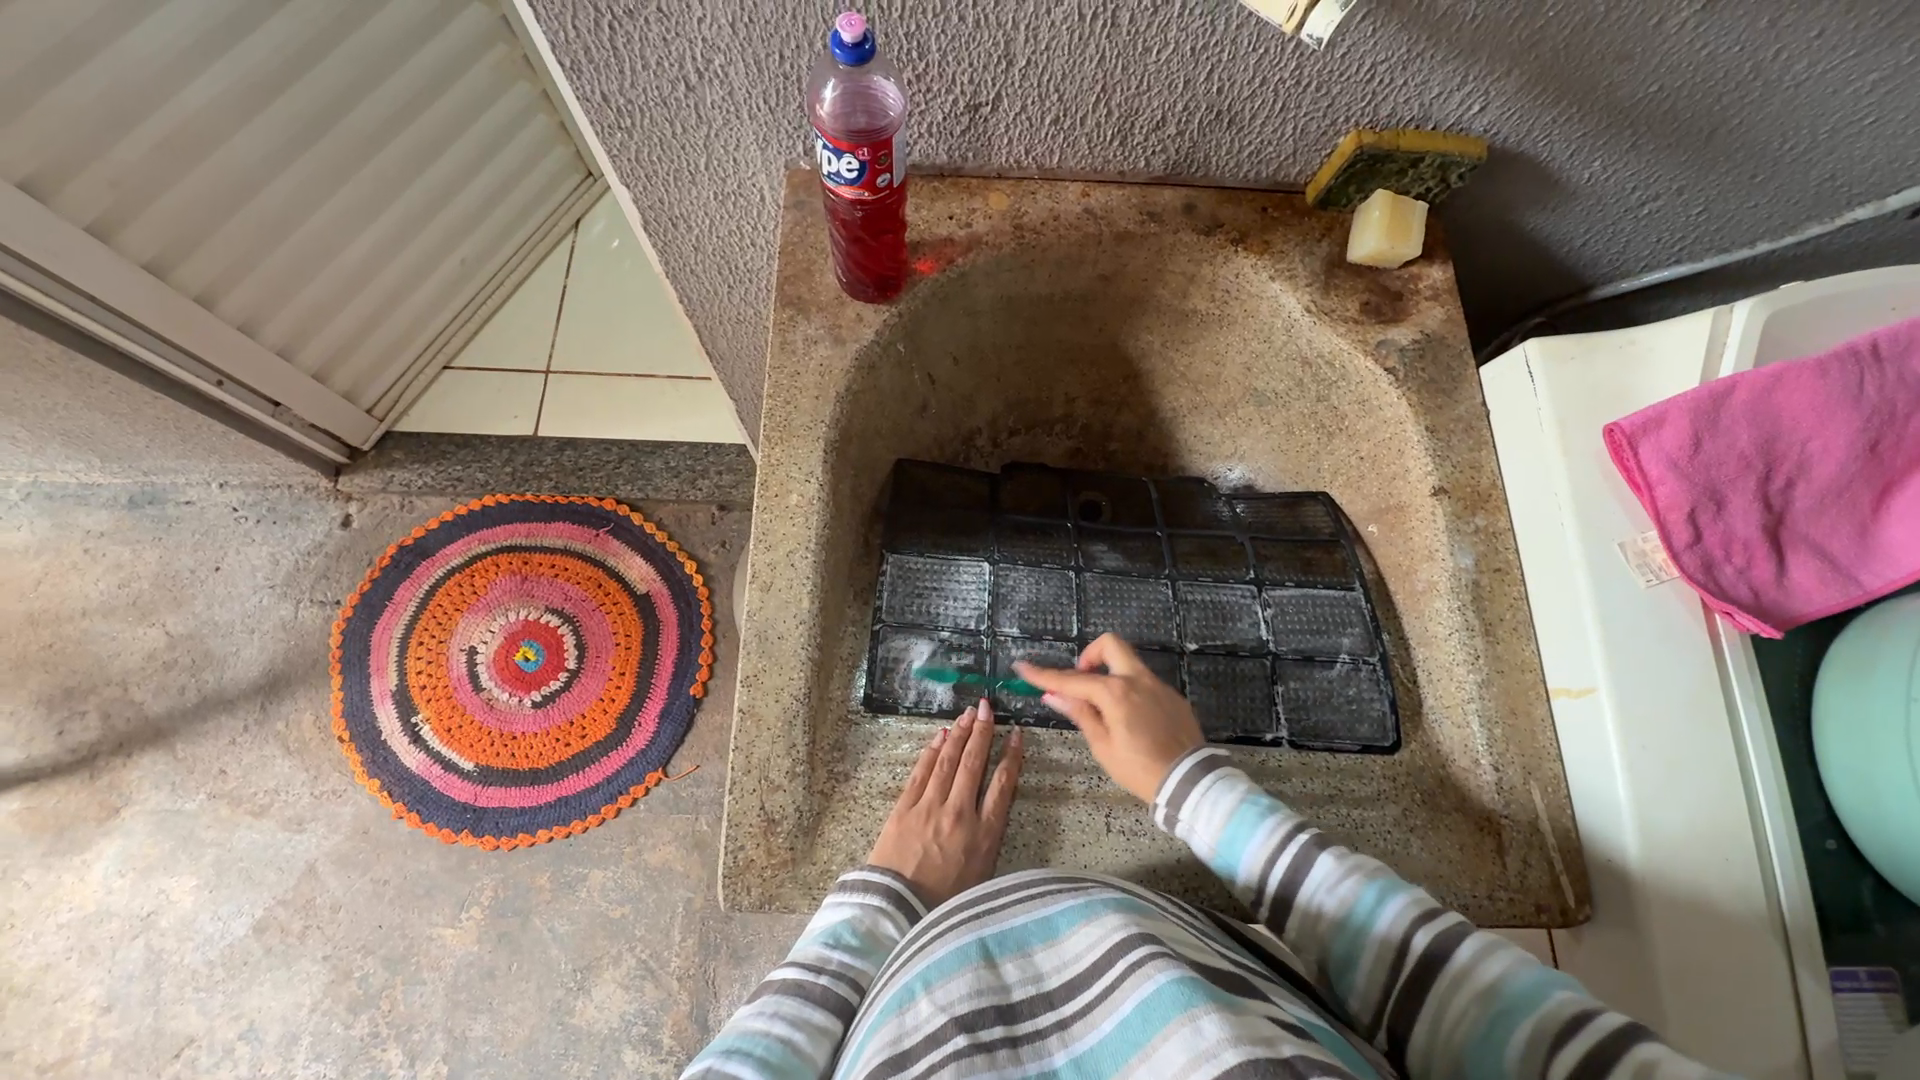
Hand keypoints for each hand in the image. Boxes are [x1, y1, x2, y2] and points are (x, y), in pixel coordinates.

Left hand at [866, 699, 1023, 907]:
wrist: (897, 913)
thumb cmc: (945, 904)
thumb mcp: (983, 875)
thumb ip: (990, 839)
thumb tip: (995, 807)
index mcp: (985, 835)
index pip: (1003, 784)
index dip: (1011, 756)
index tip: (1016, 734)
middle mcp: (959, 814)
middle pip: (974, 764)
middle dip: (982, 732)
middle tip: (987, 707)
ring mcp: (929, 808)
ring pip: (947, 761)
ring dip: (958, 734)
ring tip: (967, 714)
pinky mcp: (903, 809)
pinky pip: (922, 772)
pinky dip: (933, 751)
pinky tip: (940, 736)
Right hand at [1016, 634, 1204, 802]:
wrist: (1189, 782)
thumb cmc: (1139, 769)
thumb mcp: (1103, 746)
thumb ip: (1080, 713)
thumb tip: (1054, 695)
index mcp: (1115, 692)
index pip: (1071, 679)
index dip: (1044, 675)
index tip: (1023, 667)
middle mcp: (1138, 680)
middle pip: (1110, 645)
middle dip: (1090, 655)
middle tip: (1081, 681)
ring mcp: (1159, 685)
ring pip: (1129, 663)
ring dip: (1110, 674)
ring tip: (1103, 708)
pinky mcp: (1173, 697)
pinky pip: (1145, 683)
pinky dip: (1129, 691)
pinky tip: (1130, 720)